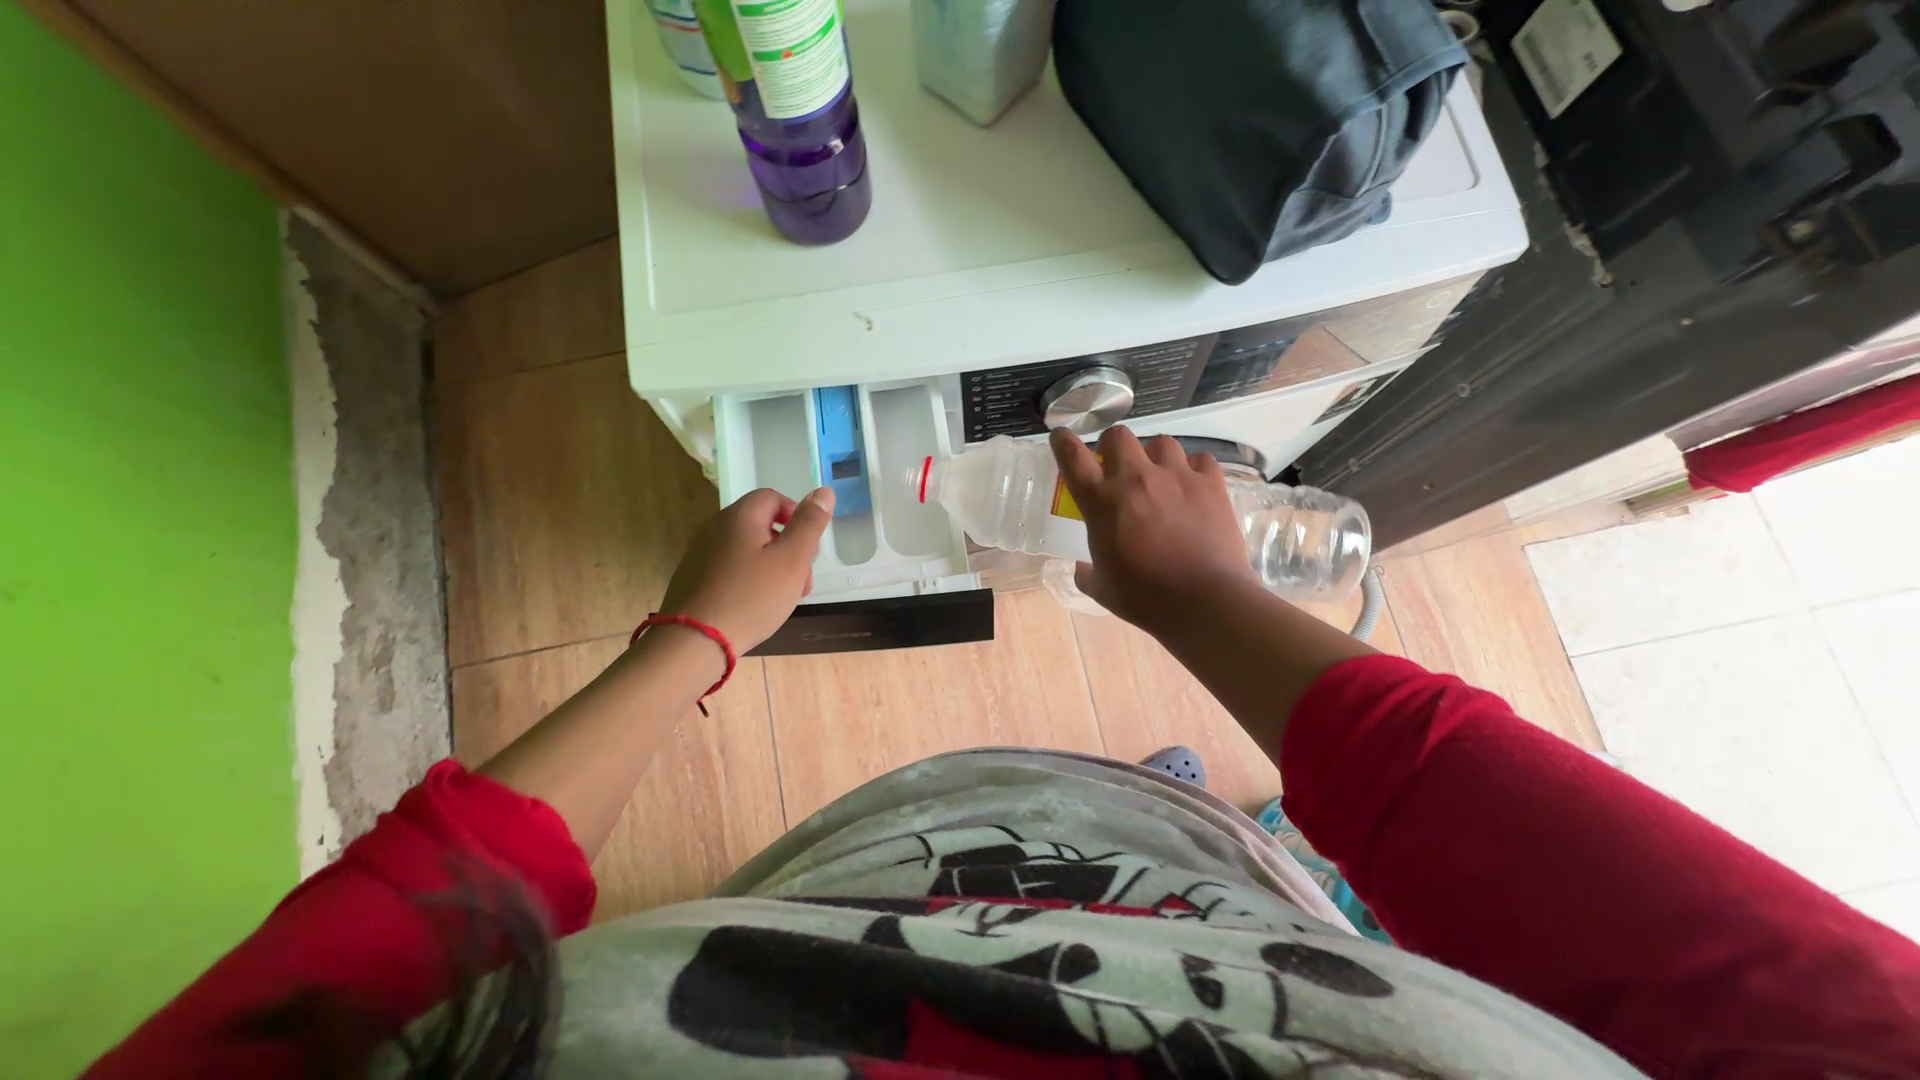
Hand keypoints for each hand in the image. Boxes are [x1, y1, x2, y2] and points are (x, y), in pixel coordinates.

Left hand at [658, 486, 833, 652]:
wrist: (694, 640)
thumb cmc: (751, 597)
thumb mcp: (792, 560)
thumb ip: (809, 524)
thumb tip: (824, 492)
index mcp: (740, 516)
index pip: (773, 498)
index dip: (796, 516)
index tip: (808, 548)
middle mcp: (715, 527)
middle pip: (760, 525)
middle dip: (787, 548)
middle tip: (802, 581)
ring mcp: (699, 553)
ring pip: (745, 549)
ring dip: (770, 566)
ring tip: (782, 598)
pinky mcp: (692, 577)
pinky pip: (728, 568)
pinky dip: (748, 579)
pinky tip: (754, 606)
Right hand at [1050, 426, 1256, 633]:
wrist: (1203, 601)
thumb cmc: (1144, 598)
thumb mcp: (1103, 589)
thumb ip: (1088, 573)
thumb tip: (1081, 568)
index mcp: (1101, 502)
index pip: (1072, 457)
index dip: (1063, 442)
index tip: (1061, 438)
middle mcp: (1136, 479)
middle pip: (1119, 436)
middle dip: (1114, 447)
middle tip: (1118, 467)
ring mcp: (1176, 477)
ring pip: (1161, 442)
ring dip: (1155, 456)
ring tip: (1160, 477)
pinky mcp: (1210, 484)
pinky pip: (1200, 460)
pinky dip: (1194, 469)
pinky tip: (1194, 486)